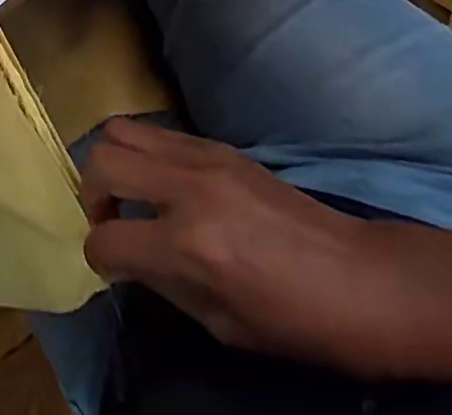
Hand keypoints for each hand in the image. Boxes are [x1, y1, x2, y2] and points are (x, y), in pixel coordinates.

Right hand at [81, 119, 408, 370]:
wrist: (359, 279)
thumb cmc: (293, 320)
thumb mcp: (217, 322)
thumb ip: (159, 281)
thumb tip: (123, 256)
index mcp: (187, 244)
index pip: (106, 239)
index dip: (97, 257)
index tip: (110, 264)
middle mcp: (188, 187)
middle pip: (102, 160)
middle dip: (91, 194)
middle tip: (111, 220)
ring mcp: (205, 157)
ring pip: (123, 129)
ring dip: (114, 163)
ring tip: (131, 194)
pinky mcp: (221, 145)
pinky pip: (160, 133)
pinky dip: (146, 154)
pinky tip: (165, 184)